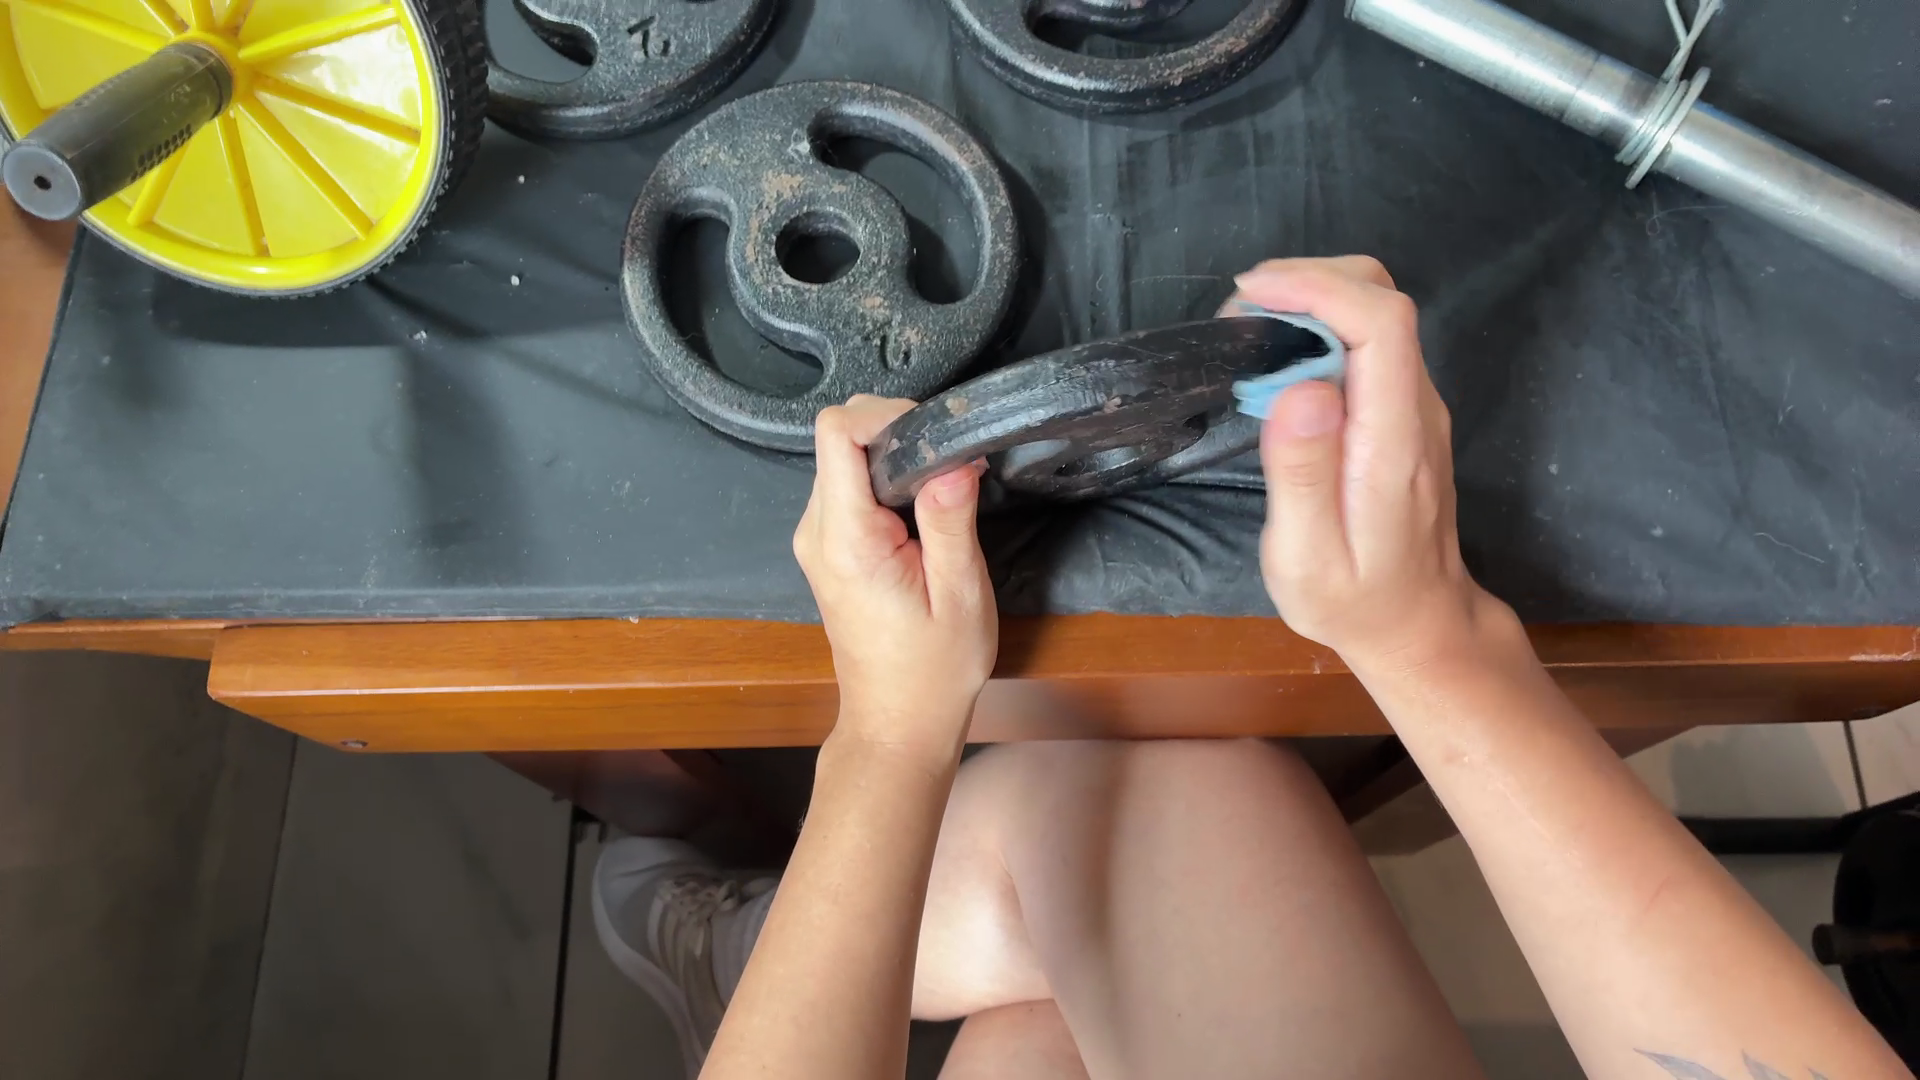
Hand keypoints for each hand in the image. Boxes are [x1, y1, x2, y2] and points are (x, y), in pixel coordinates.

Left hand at [793, 396, 997, 759]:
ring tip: (942, 492)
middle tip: (951, 466)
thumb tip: (954, 456)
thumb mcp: (960, 594)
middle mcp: (816, 530)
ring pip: (844, 458)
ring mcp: (815, 538)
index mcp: (846, 538)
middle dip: (897, 433)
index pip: (836, 433)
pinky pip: (849, 486)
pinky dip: (885, 480)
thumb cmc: (934, 668)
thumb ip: (950, 520)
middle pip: (839, 439)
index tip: (937, 438)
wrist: (897, 719)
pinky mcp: (827, 546)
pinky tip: (921, 511)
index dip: (886, 415)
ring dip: (894, 458)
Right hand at [1232, 257, 1510, 673]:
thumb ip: (1304, 474)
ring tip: (1245, 329)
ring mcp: (1414, 408)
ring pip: (1376, 315)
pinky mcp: (1400, 415)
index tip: (1251, 292)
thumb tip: (1300, 388)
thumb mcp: (1308, 555)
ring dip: (1310, 300)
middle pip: (1383, 300)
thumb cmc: (1351, 599)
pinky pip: (1366, 345)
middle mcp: (1415, 408)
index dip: (1316, 289)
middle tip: (1238, 310)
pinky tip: (1274, 360)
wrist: (1416, 622)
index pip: (1380, 323)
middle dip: (1309, 281)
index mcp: (1393, 438)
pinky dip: (1317, 329)